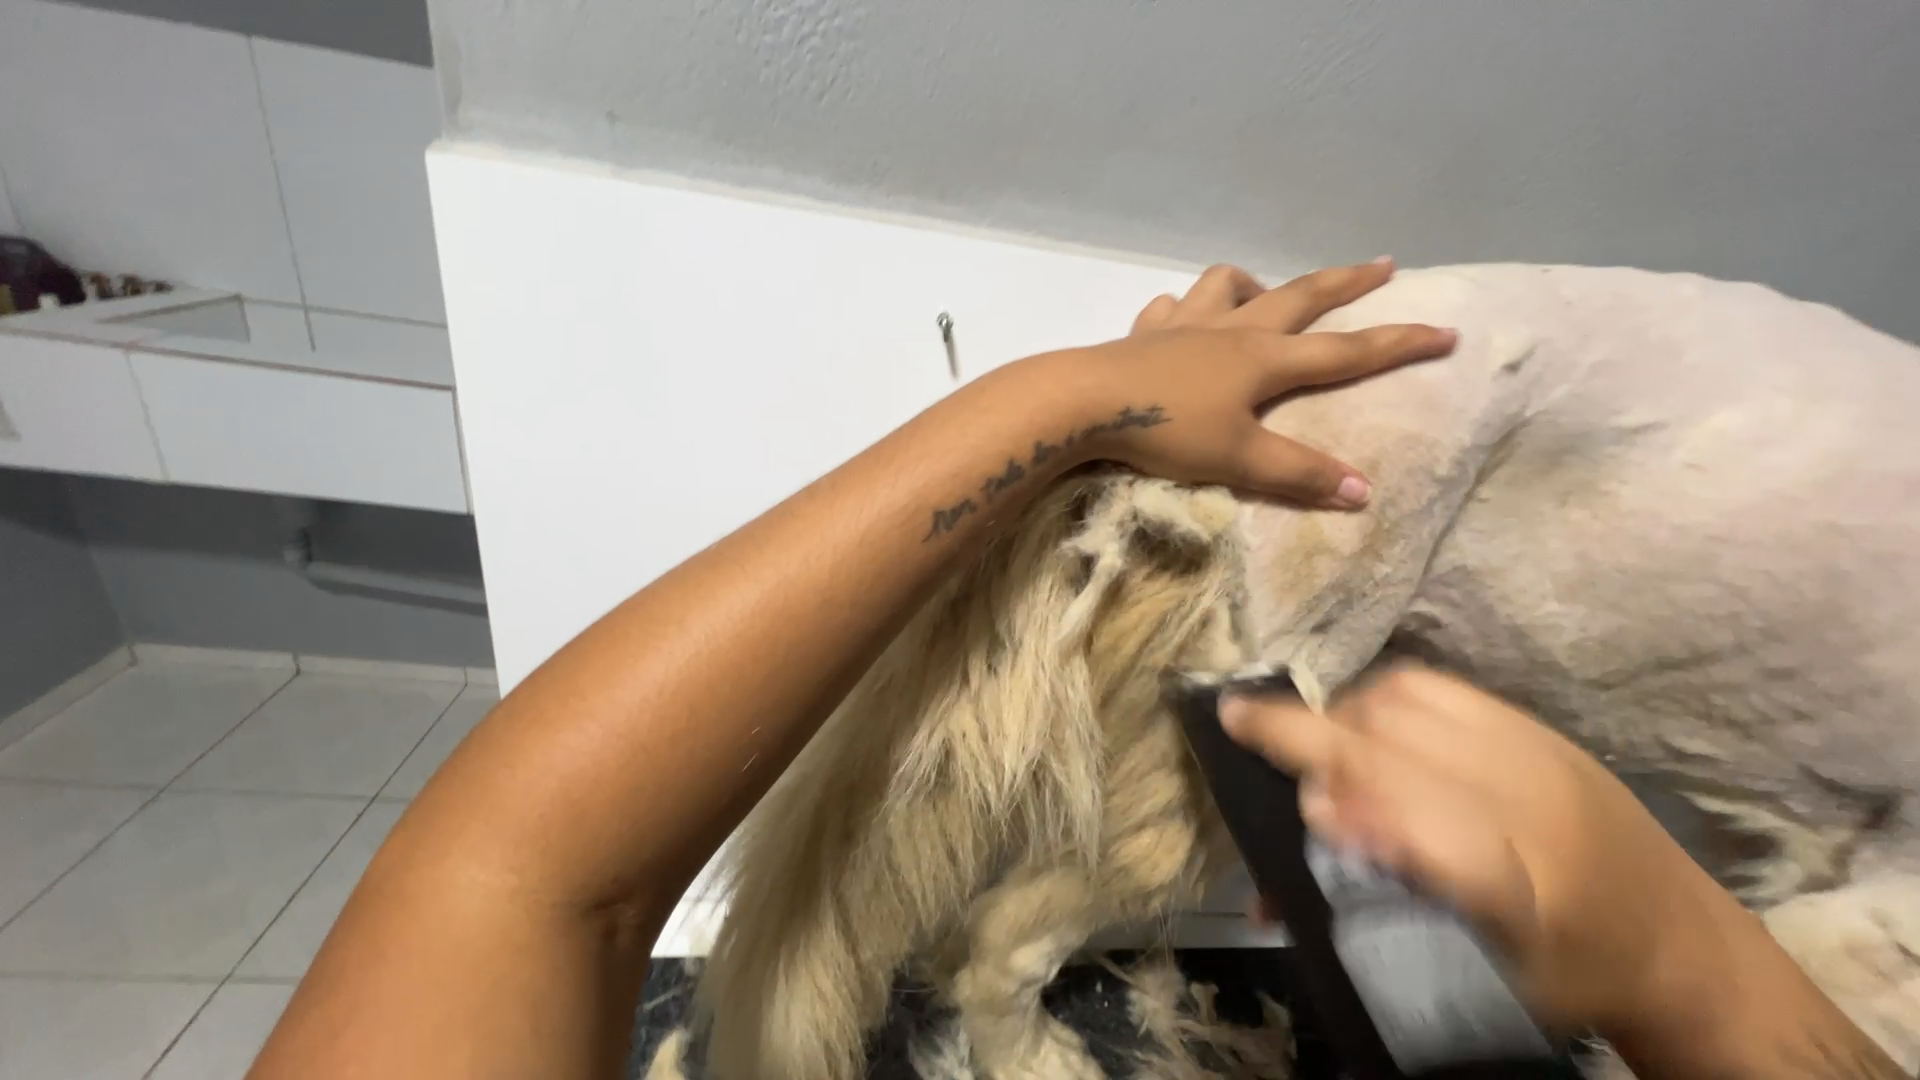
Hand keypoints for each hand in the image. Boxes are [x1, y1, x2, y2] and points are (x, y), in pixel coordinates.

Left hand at [1046, 259, 1455, 507]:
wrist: (1084, 402)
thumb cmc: (1166, 430)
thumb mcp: (1237, 460)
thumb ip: (1298, 475)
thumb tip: (1363, 493)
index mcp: (1263, 360)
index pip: (1346, 353)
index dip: (1398, 342)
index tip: (1447, 330)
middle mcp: (1231, 330)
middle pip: (1300, 296)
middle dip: (1346, 283)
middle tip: (1383, 265)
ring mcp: (1183, 324)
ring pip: (1229, 285)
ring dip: (1256, 283)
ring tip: (1266, 291)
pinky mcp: (1142, 332)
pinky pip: (1171, 306)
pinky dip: (1185, 307)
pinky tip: (1180, 317)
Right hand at [1218, 666, 1755, 1038]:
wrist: (1683, 943)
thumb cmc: (1562, 970)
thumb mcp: (1469, 974)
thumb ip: (1369, 917)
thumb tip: (1269, 889)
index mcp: (1510, 882)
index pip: (1400, 812)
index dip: (1328, 786)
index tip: (1262, 762)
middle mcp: (1521, 802)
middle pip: (1387, 740)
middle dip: (1310, 735)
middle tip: (1264, 743)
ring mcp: (1530, 752)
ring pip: (1402, 698)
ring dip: (1343, 712)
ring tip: (1323, 741)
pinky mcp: (1534, 726)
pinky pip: (1434, 685)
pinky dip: (1381, 694)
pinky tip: (1370, 723)